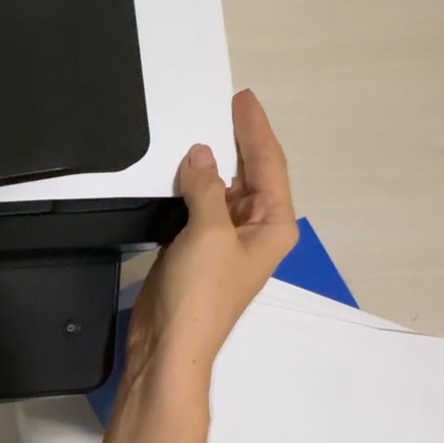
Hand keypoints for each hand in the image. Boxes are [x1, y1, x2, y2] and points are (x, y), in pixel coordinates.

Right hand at [132, 89, 298, 367]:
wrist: (171, 342)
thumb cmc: (200, 293)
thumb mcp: (208, 233)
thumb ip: (206, 189)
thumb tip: (200, 155)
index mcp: (272, 225)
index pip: (268, 165)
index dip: (255, 130)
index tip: (242, 99)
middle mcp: (254, 230)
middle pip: (248, 176)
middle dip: (235, 143)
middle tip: (218, 107)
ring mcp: (222, 243)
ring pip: (219, 192)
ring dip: (207, 166)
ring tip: (192, 133)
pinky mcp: (193, 253)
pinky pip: (195, 210)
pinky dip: (186, 190)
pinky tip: (174, 174)